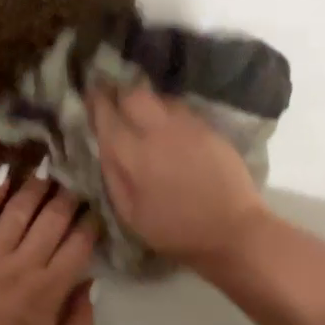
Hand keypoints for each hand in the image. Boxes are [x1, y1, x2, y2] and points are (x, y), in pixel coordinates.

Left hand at [0, 168, 97, 324]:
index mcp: (49, 289)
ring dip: (34, 187)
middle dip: (68, 196)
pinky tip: (3, 177)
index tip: (97, 207)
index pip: (78, 244)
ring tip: (46, 170)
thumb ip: (80, 323)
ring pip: (17, 210)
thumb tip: (91, 284)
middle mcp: (23, 263)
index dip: (90, 222)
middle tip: (76, 179)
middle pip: (52, 219)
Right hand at [88, 85, 268, 267]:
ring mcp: (187, 126)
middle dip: (120, 94)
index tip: (91, 95)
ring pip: (159, 97)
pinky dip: (168, 111)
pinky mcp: (208, 128)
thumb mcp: (131, 215)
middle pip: (134, 94)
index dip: (97, 102)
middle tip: (116, 102)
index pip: (108, 116)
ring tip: (143, 115)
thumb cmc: (176, 230)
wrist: (233, 230)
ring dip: (146, 102)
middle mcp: (159, 131)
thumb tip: (103, 147)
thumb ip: (113, 176)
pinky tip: (170, 128)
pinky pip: (181, 109)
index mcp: (135, 155)